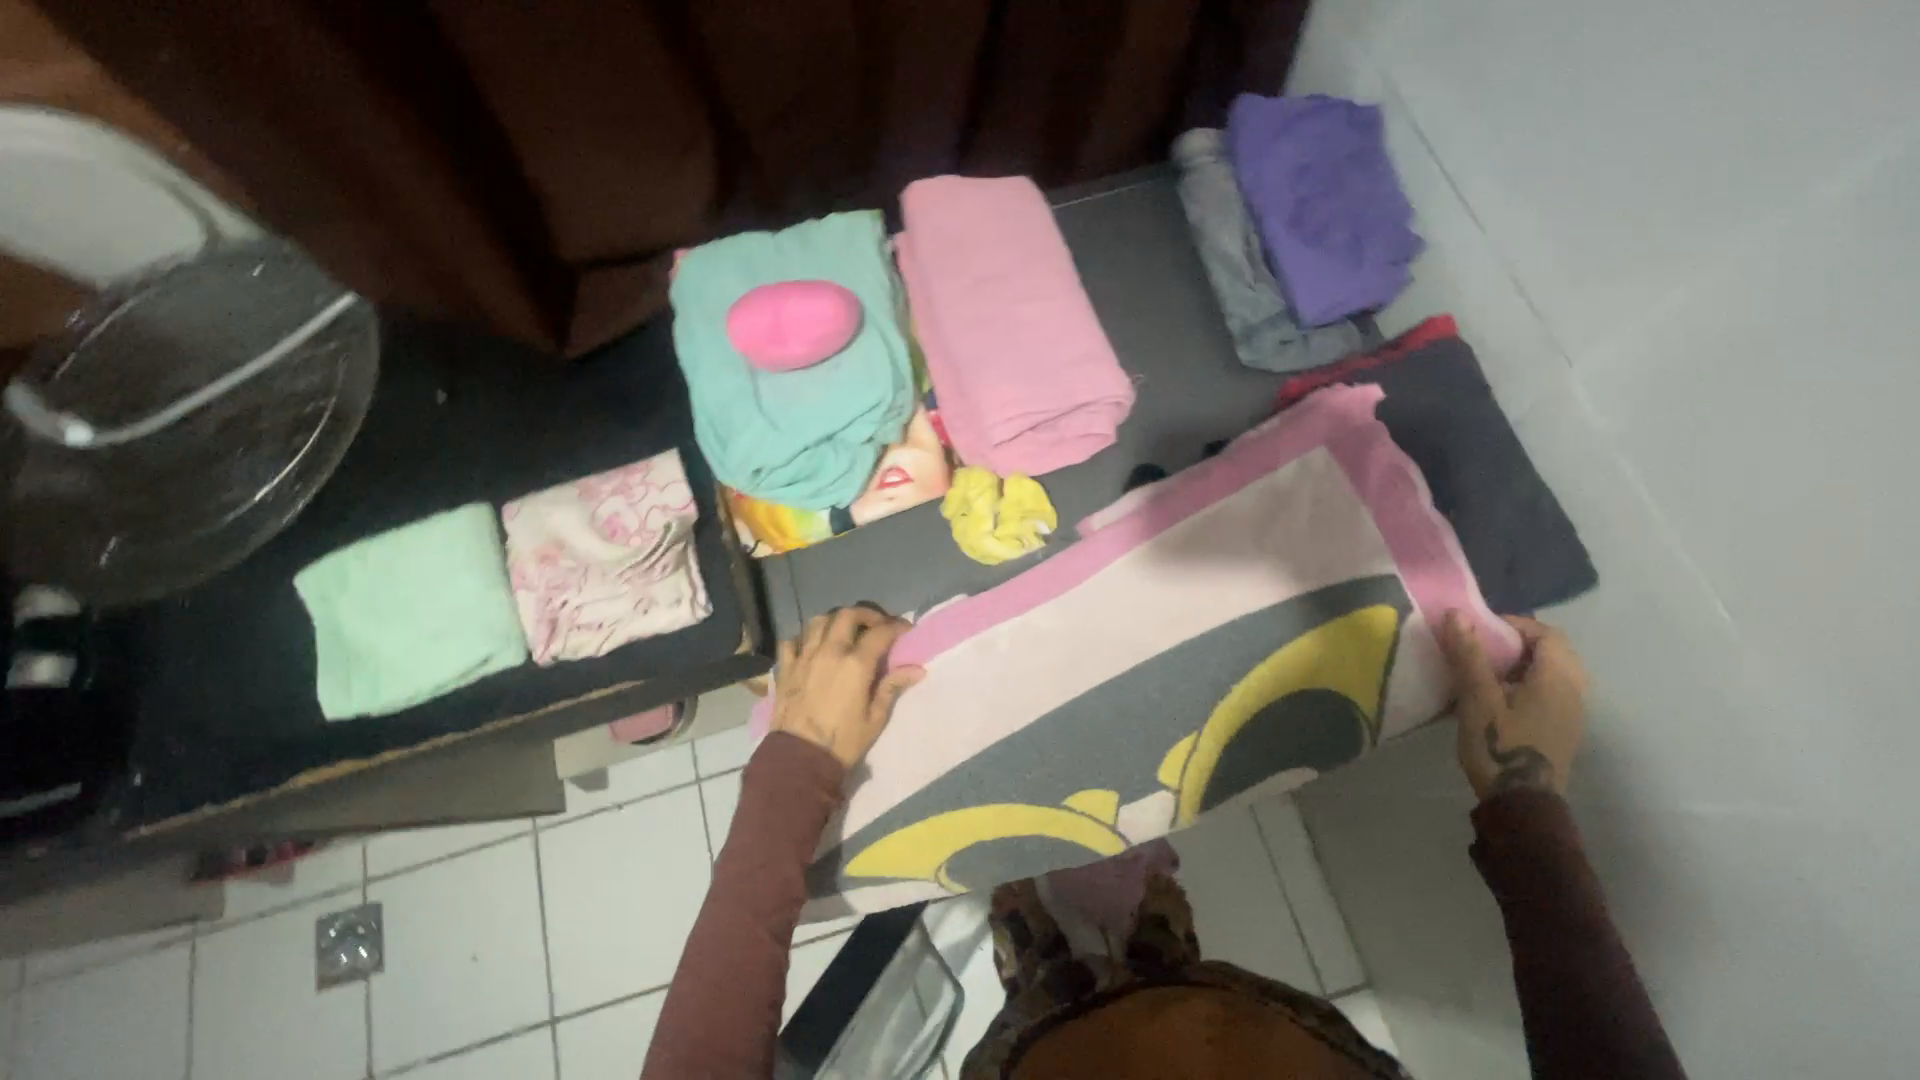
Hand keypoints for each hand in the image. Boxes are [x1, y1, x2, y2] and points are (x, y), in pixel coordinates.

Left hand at [772, 606, 924, 770]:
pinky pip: (792, 642)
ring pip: (818, 621)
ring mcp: (804, 657)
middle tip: (876, 625)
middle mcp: (829, 651)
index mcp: (855, 664)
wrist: (799, 759)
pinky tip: (811, 648)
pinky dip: (804, 639)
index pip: (880, 632)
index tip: (905, 630)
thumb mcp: (875, 718)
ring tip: (845, 632)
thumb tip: (916, 669)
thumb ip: (892, 687)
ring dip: (835, 620)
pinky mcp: (786, 668)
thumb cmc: (842, 742)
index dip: (896, 626)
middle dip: (866, 614)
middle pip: (848, 615)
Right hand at [1439, 612, 1588, 800]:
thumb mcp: (1478, 699)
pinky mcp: (1564, 727)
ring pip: (1555, 670)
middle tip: (1483, 646)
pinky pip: (1553, 689)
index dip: (1513, 624)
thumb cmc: (1499, 745)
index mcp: (1557, 679)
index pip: (1546, 634)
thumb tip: (1456, 615)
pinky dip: (1530, 680)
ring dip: (1525, 662)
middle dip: (1519, 642)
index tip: (1479, 629)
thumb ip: (1470, 656)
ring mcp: (1573, 711)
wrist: (1522, 801)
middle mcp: (1575, 690)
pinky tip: (1501, 695)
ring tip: (1489, 669)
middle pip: (1555, 650)